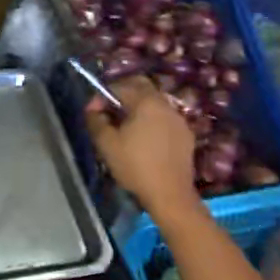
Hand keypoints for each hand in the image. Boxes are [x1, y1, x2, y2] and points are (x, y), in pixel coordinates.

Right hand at [85, 76, 197, 213]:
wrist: (170, 193)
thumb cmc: (135, 167)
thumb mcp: (107, 145)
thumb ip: (96, 121)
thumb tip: (93, 109)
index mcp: (146, 101)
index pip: (120, 86)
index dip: (102, 96)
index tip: (93, 113)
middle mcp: (165, 104)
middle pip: (141, 88)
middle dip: (122, 96)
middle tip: (110, 115)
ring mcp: (179, 118)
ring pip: (155, 103)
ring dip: (138, 109)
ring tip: (126, 129)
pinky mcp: (186, 134)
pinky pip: (166, 119)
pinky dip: (153, 122)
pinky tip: (146, 140)